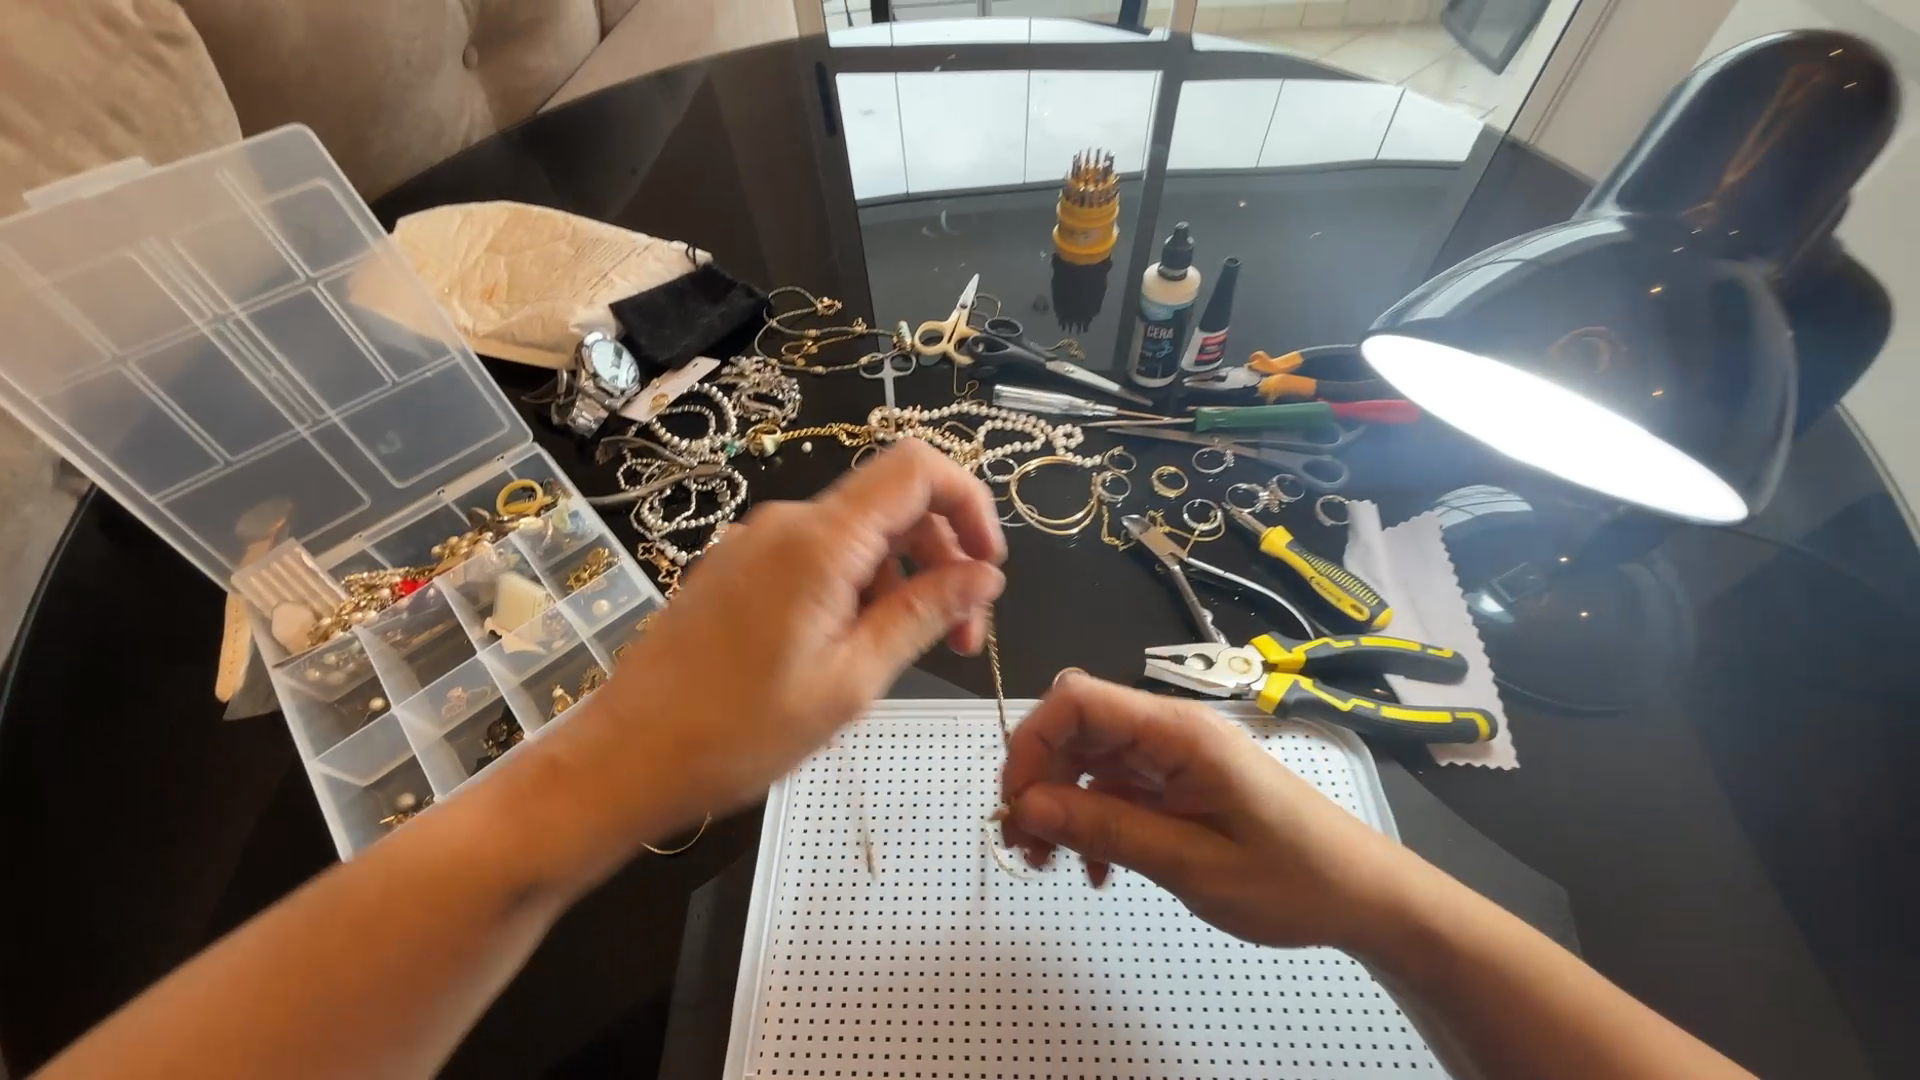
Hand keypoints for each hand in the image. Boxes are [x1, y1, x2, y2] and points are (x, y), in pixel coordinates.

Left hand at [584, 440, 1005, 820]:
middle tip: (961, 639)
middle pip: (894, 507)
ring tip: (903, 656)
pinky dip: (856, 591)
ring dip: (900, 584)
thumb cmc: (739, 733)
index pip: (918, 470)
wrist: (624, 759)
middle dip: (941, 561)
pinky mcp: (739, 568)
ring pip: (859, 538)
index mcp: (821, 540)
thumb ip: (925, 613)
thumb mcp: (852, 679)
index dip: (969, 504)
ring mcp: (757, 543)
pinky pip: (819, 559)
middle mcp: (788, 523)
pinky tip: (849, 651)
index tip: (988, 566)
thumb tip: (985, 575)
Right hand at [999, 673, 1427, 950]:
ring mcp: (1170, 754)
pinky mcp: (1175, 779)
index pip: (1077, 700)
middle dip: (1038, 778)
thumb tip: (1026, 807)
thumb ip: (1105, 829)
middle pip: (1075, 727)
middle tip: (1024, 845)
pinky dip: (1090, 819)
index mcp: (1176, 730)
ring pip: (1087, 758)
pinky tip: (1097, 868)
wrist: (1363, 895)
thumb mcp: (1191, 864)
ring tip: (1050, 864)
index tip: (1016, 805)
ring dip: (1059, 804)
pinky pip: (1113, 785)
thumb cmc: (1290, 878)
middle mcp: (1167, 729)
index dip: (1032, 742)